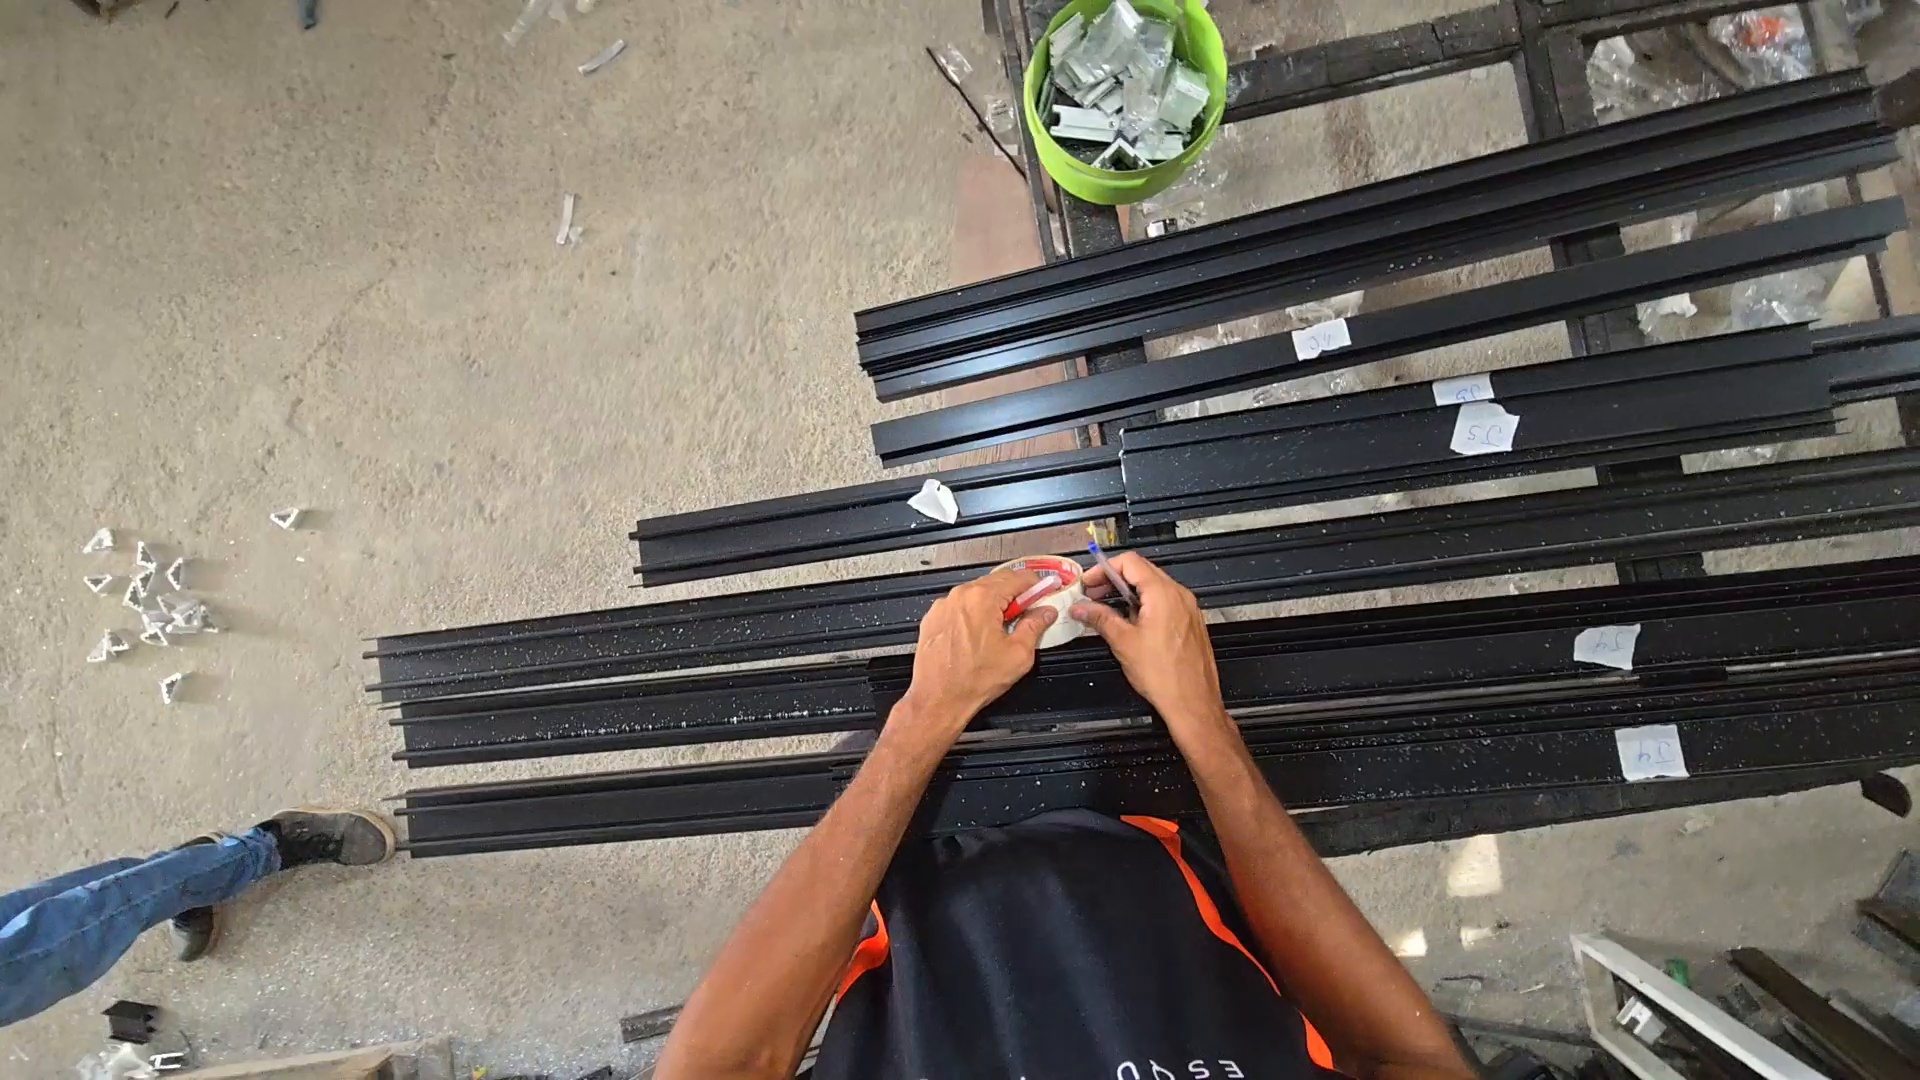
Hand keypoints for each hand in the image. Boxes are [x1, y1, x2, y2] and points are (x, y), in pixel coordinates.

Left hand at [896, 568, 1057, 742]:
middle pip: (996, 582)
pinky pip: (960, 606)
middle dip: (1016, 594)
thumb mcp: (1017, 655)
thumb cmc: (973, 680)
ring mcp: (943, 606)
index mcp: (983, 598)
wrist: (937, 700)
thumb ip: (1035, 626)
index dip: (1037, 584)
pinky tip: (980, 634)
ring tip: (1003, 627)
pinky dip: (973, 613)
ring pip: (977, 593)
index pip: (1018, 578)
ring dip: (994, 603)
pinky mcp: (933, 618)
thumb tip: (1045, 613)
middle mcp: (960, 596)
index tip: (1045, 592)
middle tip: (1029, 611)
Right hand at [1070, 553, 1232, 744]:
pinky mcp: (1190, 622)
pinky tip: (1129, 621)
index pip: (1130, 562)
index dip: (1104, 569)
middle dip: (1113, 580)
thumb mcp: (1123, 642)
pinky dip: (1144, 603)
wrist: (1192, 703)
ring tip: (1107, 609)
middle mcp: (1179, 596)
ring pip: (1153, 586)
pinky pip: (1164, 601)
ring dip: (1127, 592)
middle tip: (1092, 594)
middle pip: (1141, 571)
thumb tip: (1083, 607)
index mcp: (1163, 594)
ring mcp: (1187, 608)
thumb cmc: (1166, 677)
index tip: (1089, 582)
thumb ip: (1100, 618)